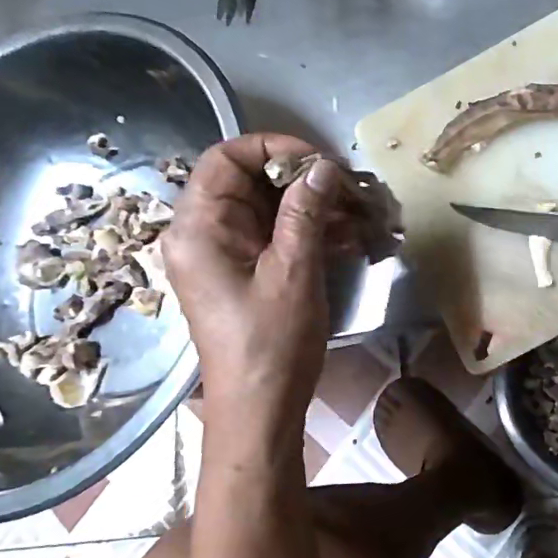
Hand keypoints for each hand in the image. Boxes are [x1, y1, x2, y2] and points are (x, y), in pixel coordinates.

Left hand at [160, 134, 348, 425]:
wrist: (260, 409)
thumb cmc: (271, 342)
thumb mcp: (294, 270)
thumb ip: (306, 212)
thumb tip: (324, 167)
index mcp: (198, 227)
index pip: (226, 158)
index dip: (275, 148)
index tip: (322, 163)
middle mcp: (202, 234)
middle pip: (249, 182)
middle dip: (302, 180)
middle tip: (350, 190)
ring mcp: (222, 255)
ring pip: (266, 209)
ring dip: (312, 207)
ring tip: (358, 215)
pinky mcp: (242, 273)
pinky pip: (272, 236)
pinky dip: (306, 231)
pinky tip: (346, 237)